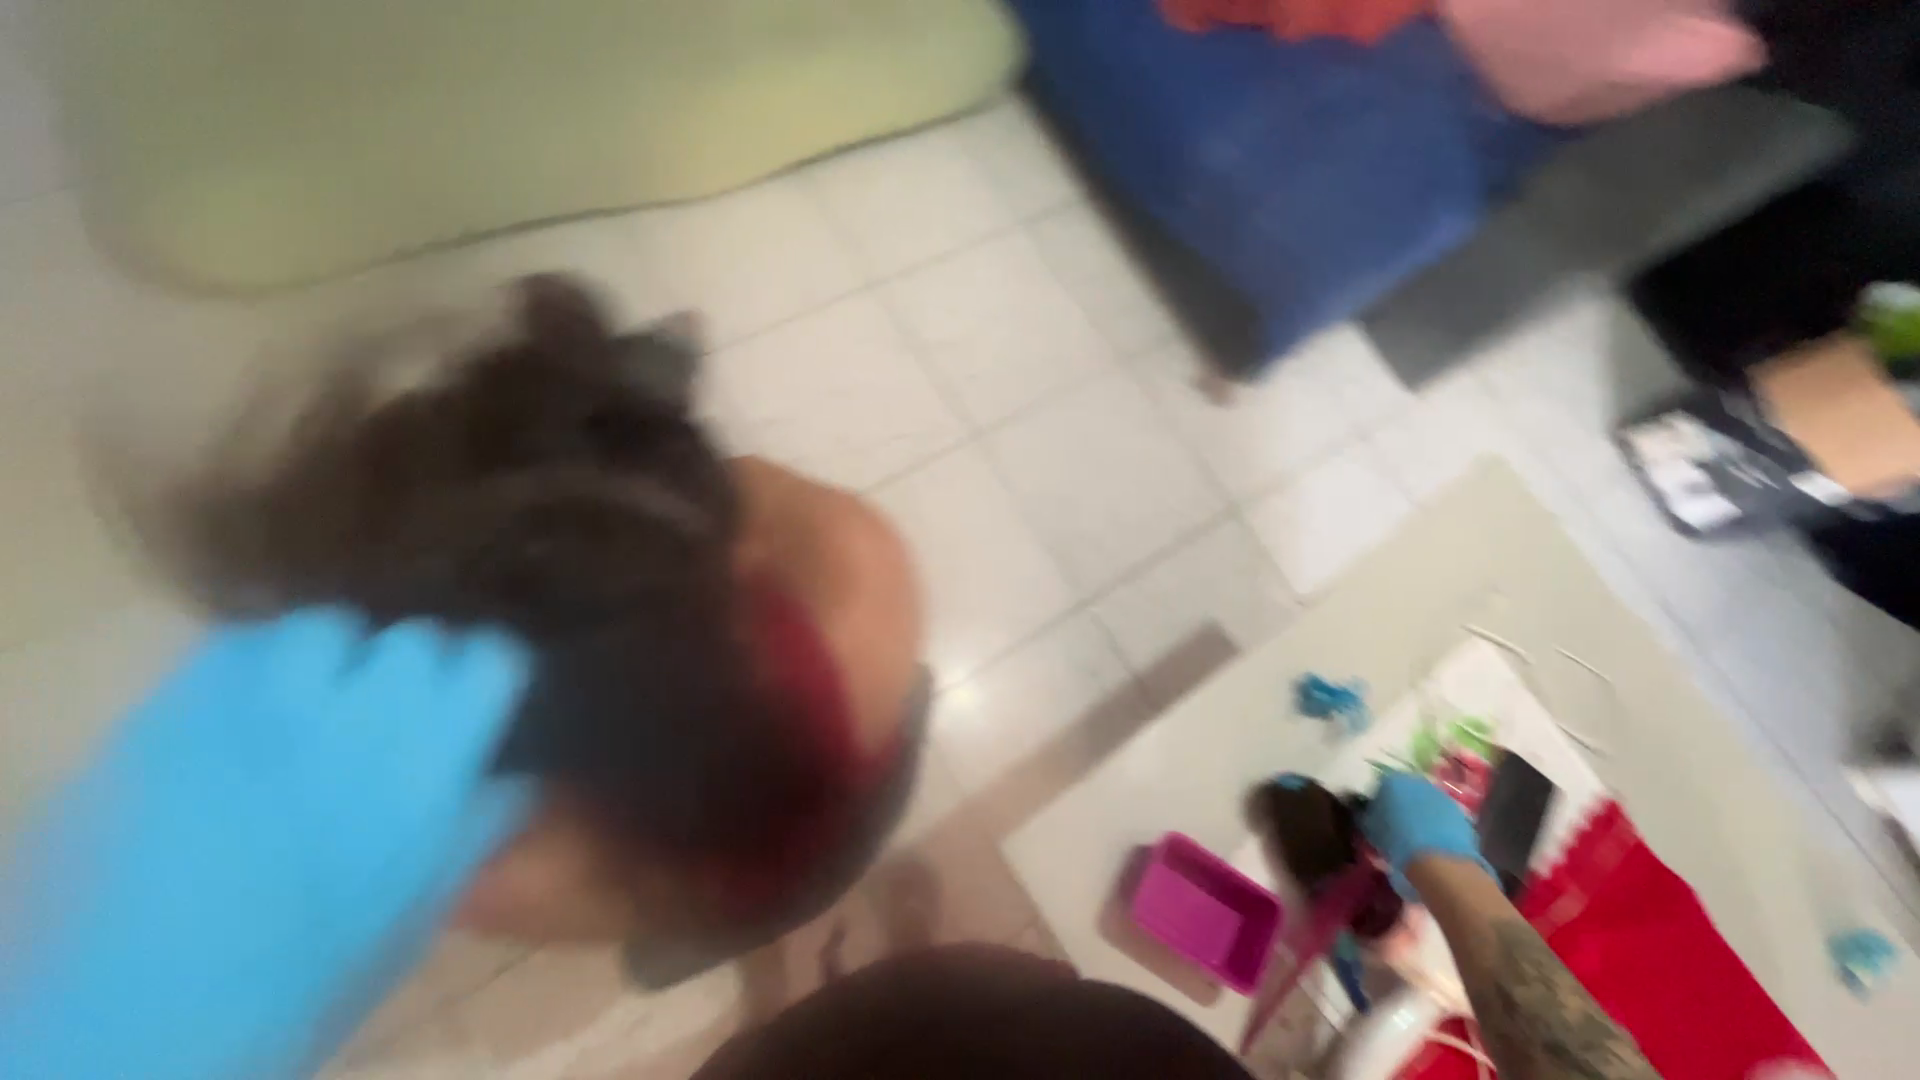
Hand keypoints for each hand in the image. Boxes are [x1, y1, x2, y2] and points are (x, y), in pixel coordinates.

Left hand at [1, 609, 534, 1079]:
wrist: (149, 1020)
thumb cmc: (316, 968)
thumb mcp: (427, 903)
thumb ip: (480, 827)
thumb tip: (520, 780)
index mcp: (435, 759)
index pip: (493, 660)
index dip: (490, 667)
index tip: (478, 689)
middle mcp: (366, 716)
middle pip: (416, 638)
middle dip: (415, 664)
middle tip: (394, 705)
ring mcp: (269, 709)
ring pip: (326, 627)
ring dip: (333, 654)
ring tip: (316, 693)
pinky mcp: (178, 716)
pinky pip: (233, 646)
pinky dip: (252, 661)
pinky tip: (247, 702)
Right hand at [1360, 770, 1495, 897]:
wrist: (1438, 861)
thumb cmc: (1397, 842)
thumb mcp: (1370, 829)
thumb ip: (1368, 815)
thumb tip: (1367, 812)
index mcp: (1392, 781)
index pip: (1382, 783)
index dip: (1379, 798)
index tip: (1376, 812)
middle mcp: (1417, 782)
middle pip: (1406, 789)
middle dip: (1402, 802)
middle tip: (1396, 820)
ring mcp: (1441, 796)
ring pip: (1426, 800)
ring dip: (1421, 811)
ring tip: (1415, 832)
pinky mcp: (1460, 813)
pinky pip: (1442, 814)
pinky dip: (1437, 822)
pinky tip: (1433, 839)